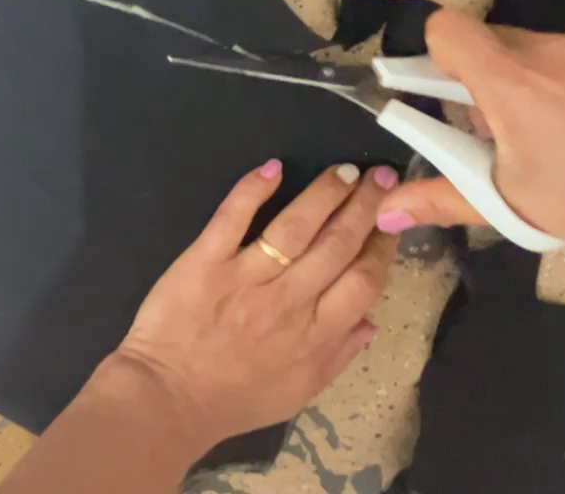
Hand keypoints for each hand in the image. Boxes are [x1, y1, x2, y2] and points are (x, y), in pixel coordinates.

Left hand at [101, 160, 400, 451]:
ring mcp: (246, 277)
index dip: (382, 245)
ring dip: (323, 194)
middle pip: (336, 245)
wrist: (170, 396)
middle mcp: (289, 300)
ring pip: (294, 227)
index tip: (393, 217)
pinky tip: (273, 168)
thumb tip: (373, 320)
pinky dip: (252, 190)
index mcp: (317, 334)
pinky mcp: (205, 260)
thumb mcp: (300, 389)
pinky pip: (233, 218)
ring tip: (344, 171)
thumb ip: (339, 354)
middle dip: (363, 207)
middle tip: (381, 176)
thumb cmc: (235, 396)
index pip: (363, 280)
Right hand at [376, 6, 564, 260]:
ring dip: (536, 84)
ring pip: (543, 53)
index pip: (443, 27)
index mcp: (507, 78)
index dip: (433, 52)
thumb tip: (387, 213)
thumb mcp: (516, 205)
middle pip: (491, 42)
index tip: (443, 90)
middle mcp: (549, 49)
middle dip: (483, 78)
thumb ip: (443, 200)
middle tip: (502, 129)